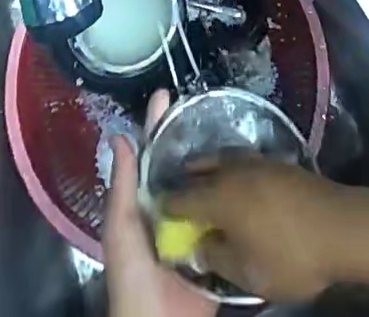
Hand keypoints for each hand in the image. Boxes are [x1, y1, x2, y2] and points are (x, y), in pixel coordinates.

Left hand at [102, 91, 215, 316]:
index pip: (150, 155)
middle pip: (181, 168)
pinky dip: (235, 204)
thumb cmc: (132, 276)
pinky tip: (248, 182)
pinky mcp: (217, 254)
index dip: (156, 125)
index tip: (167, 93)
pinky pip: (226, 224)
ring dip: (217, 168)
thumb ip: (122, 185)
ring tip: (233, 135)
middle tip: (210, 110)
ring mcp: (193, 231)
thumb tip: (120, 134)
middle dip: (191, 141)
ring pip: (205, 191)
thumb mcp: (121, 228)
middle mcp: (169, 210)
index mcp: (144, 202)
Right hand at [161, 156, 368, 302]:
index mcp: (218, 196)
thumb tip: (199, 245)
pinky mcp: (275, 161)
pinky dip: (230, 168)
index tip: (157, 213)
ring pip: (220, 159)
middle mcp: (230, 171)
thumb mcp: (249, 272)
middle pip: (197, 170)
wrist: (342, 226)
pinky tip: (237, 181)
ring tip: (203, 180)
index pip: (180, 198)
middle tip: (177, 194)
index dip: (166, 207)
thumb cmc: (291, 254)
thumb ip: (217, 256)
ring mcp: (254, 161)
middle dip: (184, 181)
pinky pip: (241, 160)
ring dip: (207, 169)